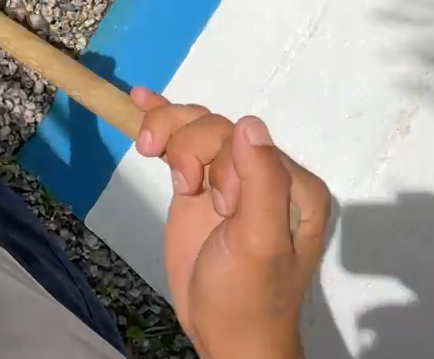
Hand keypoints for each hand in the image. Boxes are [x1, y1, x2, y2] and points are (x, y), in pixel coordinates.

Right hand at [132, 88, 330, 358]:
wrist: (222, 332)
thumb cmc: (248, 294)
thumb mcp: (258, 241)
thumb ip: (261, 183)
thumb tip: (249, 124)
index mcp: (293, 186)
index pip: (245, 138)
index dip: (220, 160)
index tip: (216, 203)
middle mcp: (264, 174)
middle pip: (213, 126)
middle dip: (189, 149)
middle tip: (186, 191)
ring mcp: (227, 176)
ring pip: (192, 125)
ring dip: (165, 132)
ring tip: (147, 151)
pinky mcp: (198, 181)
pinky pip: (178, 139)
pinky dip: (158, 117)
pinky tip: (140, 101)